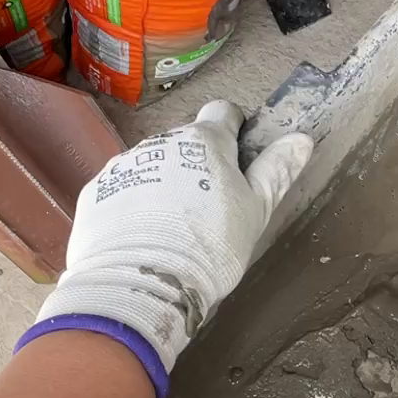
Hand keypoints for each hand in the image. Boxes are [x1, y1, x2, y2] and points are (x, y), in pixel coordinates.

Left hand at [22, 101, 312, 397]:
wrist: (141, 285)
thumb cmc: (211, 246)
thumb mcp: (256, 210)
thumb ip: (277, 170)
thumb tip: (301, 138)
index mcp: (205, 140)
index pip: (223, 112)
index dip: (234, 131)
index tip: (238, 159)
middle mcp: (162, 141)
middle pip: (186, 142)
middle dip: (198, 163)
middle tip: (209, 207)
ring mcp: (124, 164)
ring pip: (154, 164)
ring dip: (165, 182)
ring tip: (173, 226)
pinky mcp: (96, 191)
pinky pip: (123, 188)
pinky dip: (135, 203)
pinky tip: (144, 235)